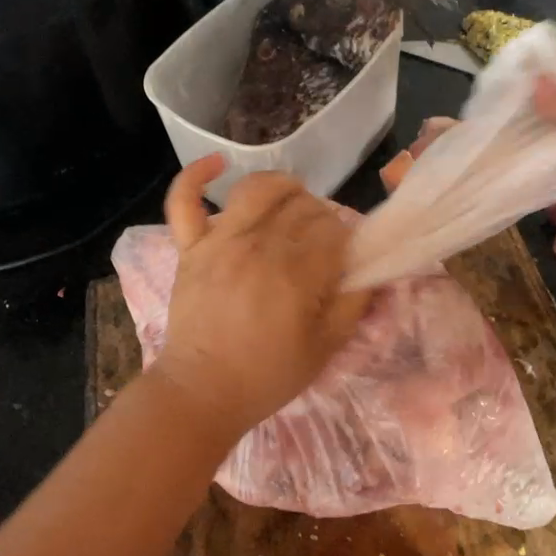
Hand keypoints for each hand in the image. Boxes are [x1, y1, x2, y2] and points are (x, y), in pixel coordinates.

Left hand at [152, 155, 372, 438]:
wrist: (202, 392)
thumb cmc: (267, 376)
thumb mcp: (325, 348)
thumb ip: (353, 304)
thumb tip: (370, 268)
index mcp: (296, 273)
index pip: (333, 231)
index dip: (345, 239)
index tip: (344, 258)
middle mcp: (259, 246)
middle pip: (302, 207)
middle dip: (320, 218)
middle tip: (321, 242)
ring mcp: (219, 242)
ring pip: (257, 189)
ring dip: (281, 186)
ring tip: (292, 197)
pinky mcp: (189, 247)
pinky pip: (184, 201)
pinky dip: (197, 176)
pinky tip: (217, 163)